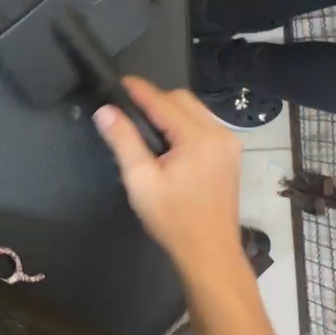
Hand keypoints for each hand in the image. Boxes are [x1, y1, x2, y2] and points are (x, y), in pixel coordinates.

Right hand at [93, 77, 243, 271]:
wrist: (209, 252)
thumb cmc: (172, 219)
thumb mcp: (140, 180)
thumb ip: (123, 140)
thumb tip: (105, 111)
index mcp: (198, 138)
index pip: (163, 101)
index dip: (139, 90)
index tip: (119, 82)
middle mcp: (220, 134)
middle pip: (183, 99)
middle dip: (155, 100)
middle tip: (128, 112)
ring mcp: (229, 145)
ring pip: (195, 110)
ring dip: (170, 111)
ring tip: (144, 127)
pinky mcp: (230, 155)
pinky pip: (204, 125)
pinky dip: (183, 124)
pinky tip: (167, 142)